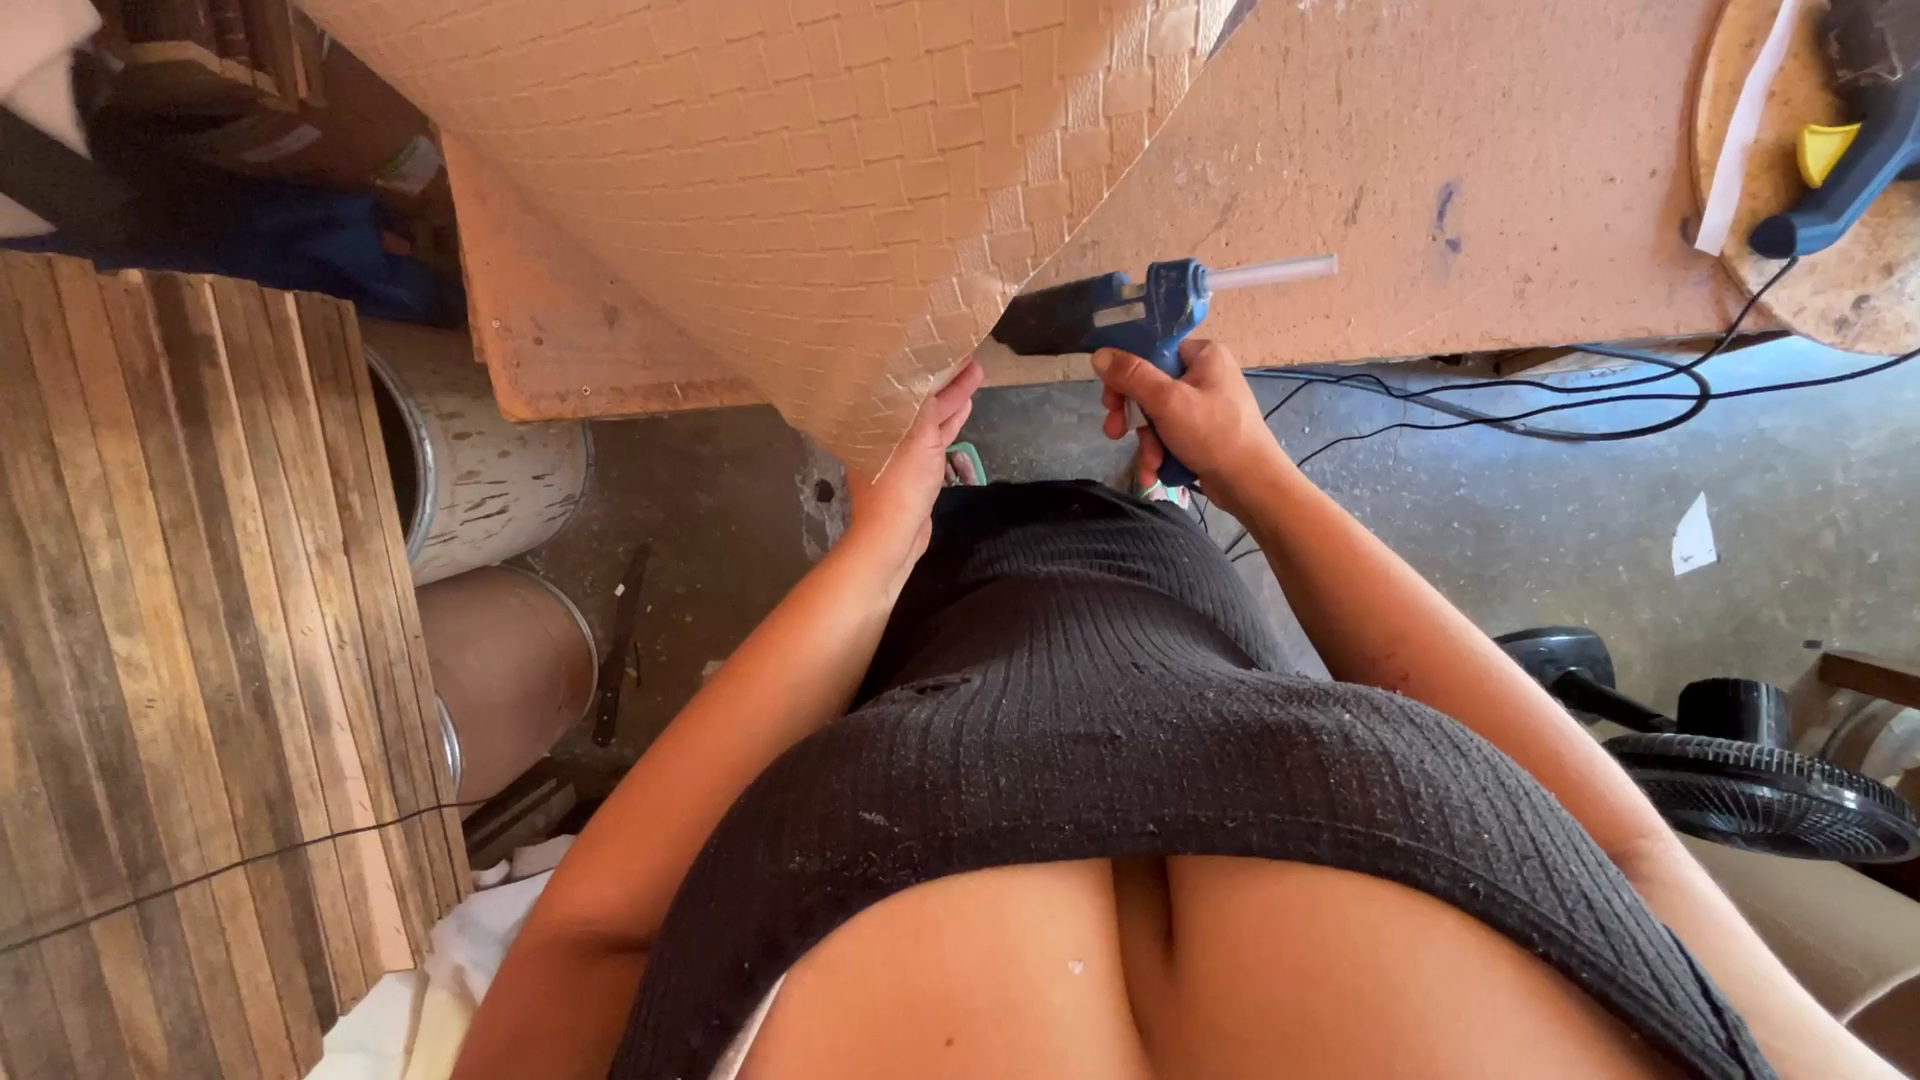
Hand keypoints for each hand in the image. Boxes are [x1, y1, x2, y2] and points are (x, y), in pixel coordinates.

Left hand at [844, 360, 983, 571]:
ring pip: (929, 417)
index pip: (900, 381)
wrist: (893, 536)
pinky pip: (935, 437)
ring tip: (975, 373)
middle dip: (943, 378)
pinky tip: (965, 406)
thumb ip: (928, 406)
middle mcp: (883, 429)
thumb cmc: (900, 483)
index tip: (944, 343)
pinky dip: (949, 422)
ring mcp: (900, 450)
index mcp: (873, 418)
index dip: (926, 363)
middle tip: (967, 354)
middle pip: (917, 397)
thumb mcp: (917, 436)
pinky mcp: (915, 468)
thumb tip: (934, 379)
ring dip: (951, 398)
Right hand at [1092, 340, 1289, 509]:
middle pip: (1149, 386)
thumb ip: (1130, 375)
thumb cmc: (1212, 433)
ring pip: (1156, 415)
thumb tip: (1099, 355)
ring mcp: (1204, 404)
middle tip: (1115, 432)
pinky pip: (1170, 433)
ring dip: (1146, 441)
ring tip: (1149, 463)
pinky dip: (1159, 451)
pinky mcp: (1203, 431)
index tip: (1111, 399)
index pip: (1152, 351)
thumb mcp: (1166, 400)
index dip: (1126, 373)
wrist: (1250, 483)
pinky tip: (1154, 471)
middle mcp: (1205, 374)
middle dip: (1132, 416)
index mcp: (1203, 354)